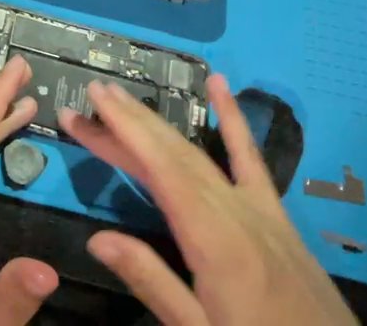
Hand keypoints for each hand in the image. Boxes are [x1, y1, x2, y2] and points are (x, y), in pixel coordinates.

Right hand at [62, 74, 356, 325]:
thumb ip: (152, 282)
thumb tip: (97, 238)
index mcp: (214, 240)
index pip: (159, 169)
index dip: (122, 131)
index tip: (90, 102)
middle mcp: (235, 211)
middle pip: (172, 154)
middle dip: (128, 120)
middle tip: (90, 93)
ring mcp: (259, 208)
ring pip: (200, 153)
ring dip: (158, 122)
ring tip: (123, 95)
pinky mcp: (276, 215)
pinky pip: (251, 157)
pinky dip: (232, 118)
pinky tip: (219, 84)